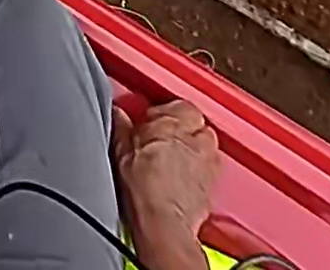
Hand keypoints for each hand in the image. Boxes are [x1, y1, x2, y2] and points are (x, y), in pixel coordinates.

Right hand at [112, 101, 218, 269]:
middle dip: (185, 128)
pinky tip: (184, 179)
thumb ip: (122, 126)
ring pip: (208, 146)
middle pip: (198, 124)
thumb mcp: (122, 148)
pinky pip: (210, 171)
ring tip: (177, 155)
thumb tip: (118, 115)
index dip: (167, 111)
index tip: (153, 118)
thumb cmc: (145, 186)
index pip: (181, 105)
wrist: (162, 223)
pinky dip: (200, 172)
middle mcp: (195, 141)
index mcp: (173, 123)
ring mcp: (207, 165)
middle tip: (166, 135)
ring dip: (196, 148)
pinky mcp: (212, 190)